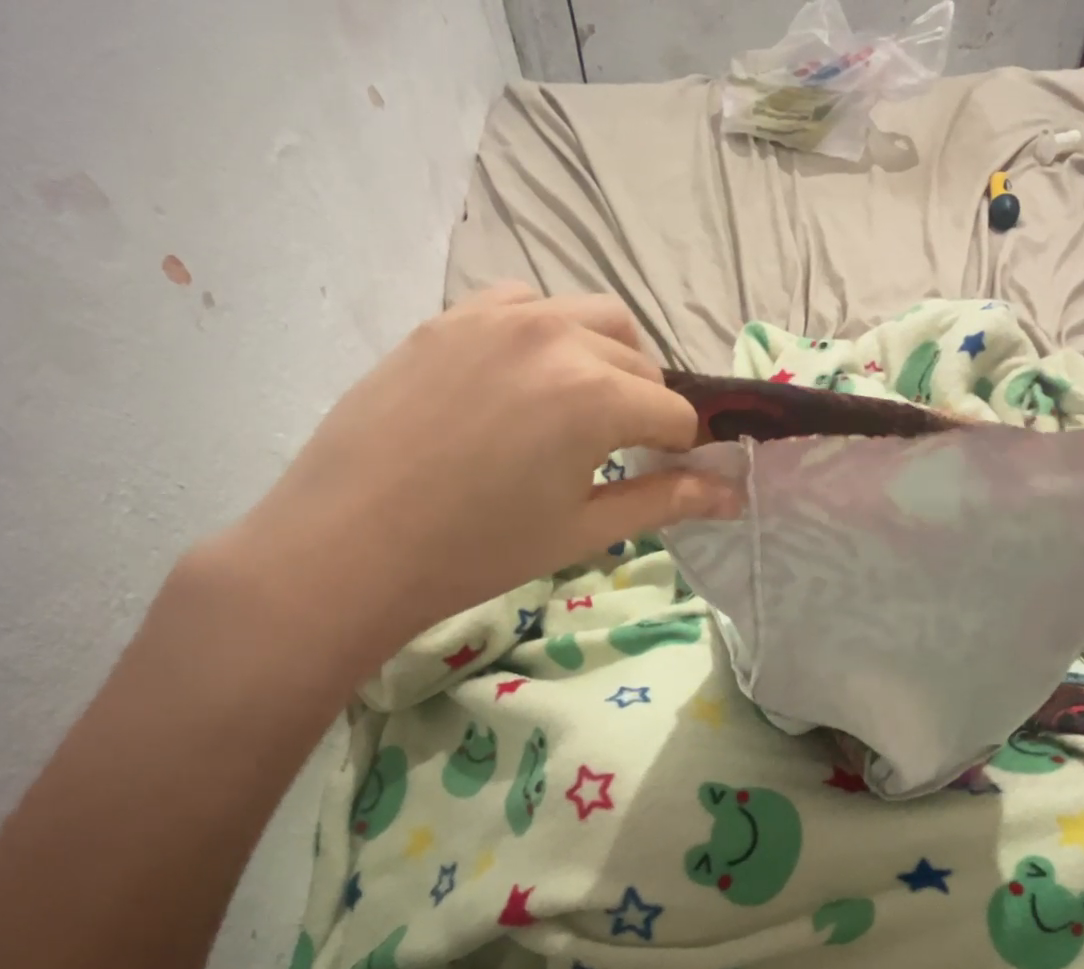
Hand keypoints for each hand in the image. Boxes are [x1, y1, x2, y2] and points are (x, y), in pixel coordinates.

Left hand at [206, 283, 738, 656]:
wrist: (347, 545)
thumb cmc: (477, 551)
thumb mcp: (584, 529)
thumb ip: (667, 500)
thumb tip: (736, 496)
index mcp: (598, 395)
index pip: (676, 413)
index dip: (683, 448)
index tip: (669, 472)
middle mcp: (557, 337)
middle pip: (641, 362)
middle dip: (648, 405)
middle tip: (622, 450)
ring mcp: (496, 318)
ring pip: (591, 317)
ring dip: (608, 358)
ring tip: (580, 406)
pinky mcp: (450, 318)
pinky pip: (524, 303)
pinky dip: (547, 330)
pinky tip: (525, 377)